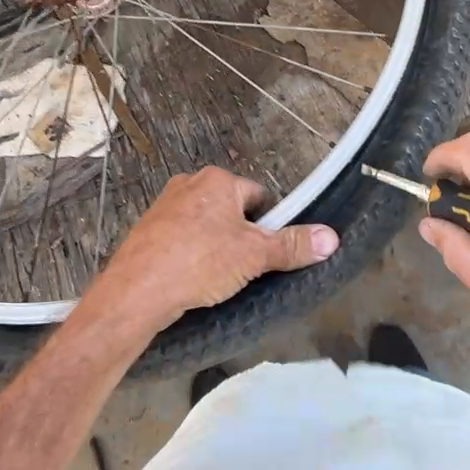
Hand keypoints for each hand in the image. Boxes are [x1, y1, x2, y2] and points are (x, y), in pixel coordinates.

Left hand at [88, 167, 338, 330]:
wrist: (138, 288)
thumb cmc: (200, 261)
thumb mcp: (253, 255)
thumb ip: (291, 245)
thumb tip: (332, 237)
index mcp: (217, 180)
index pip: (258, 196)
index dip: (268, 224)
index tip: (267, 254)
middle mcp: (189, 183)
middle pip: (231, 209)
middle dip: (240, 236)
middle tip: (245, 269)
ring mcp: (165, 205)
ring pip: (205, 224)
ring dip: (215, 246)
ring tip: (218, 278)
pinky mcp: (149, 229)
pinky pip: (182, 238)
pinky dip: (191, 254)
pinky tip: (192, 279)